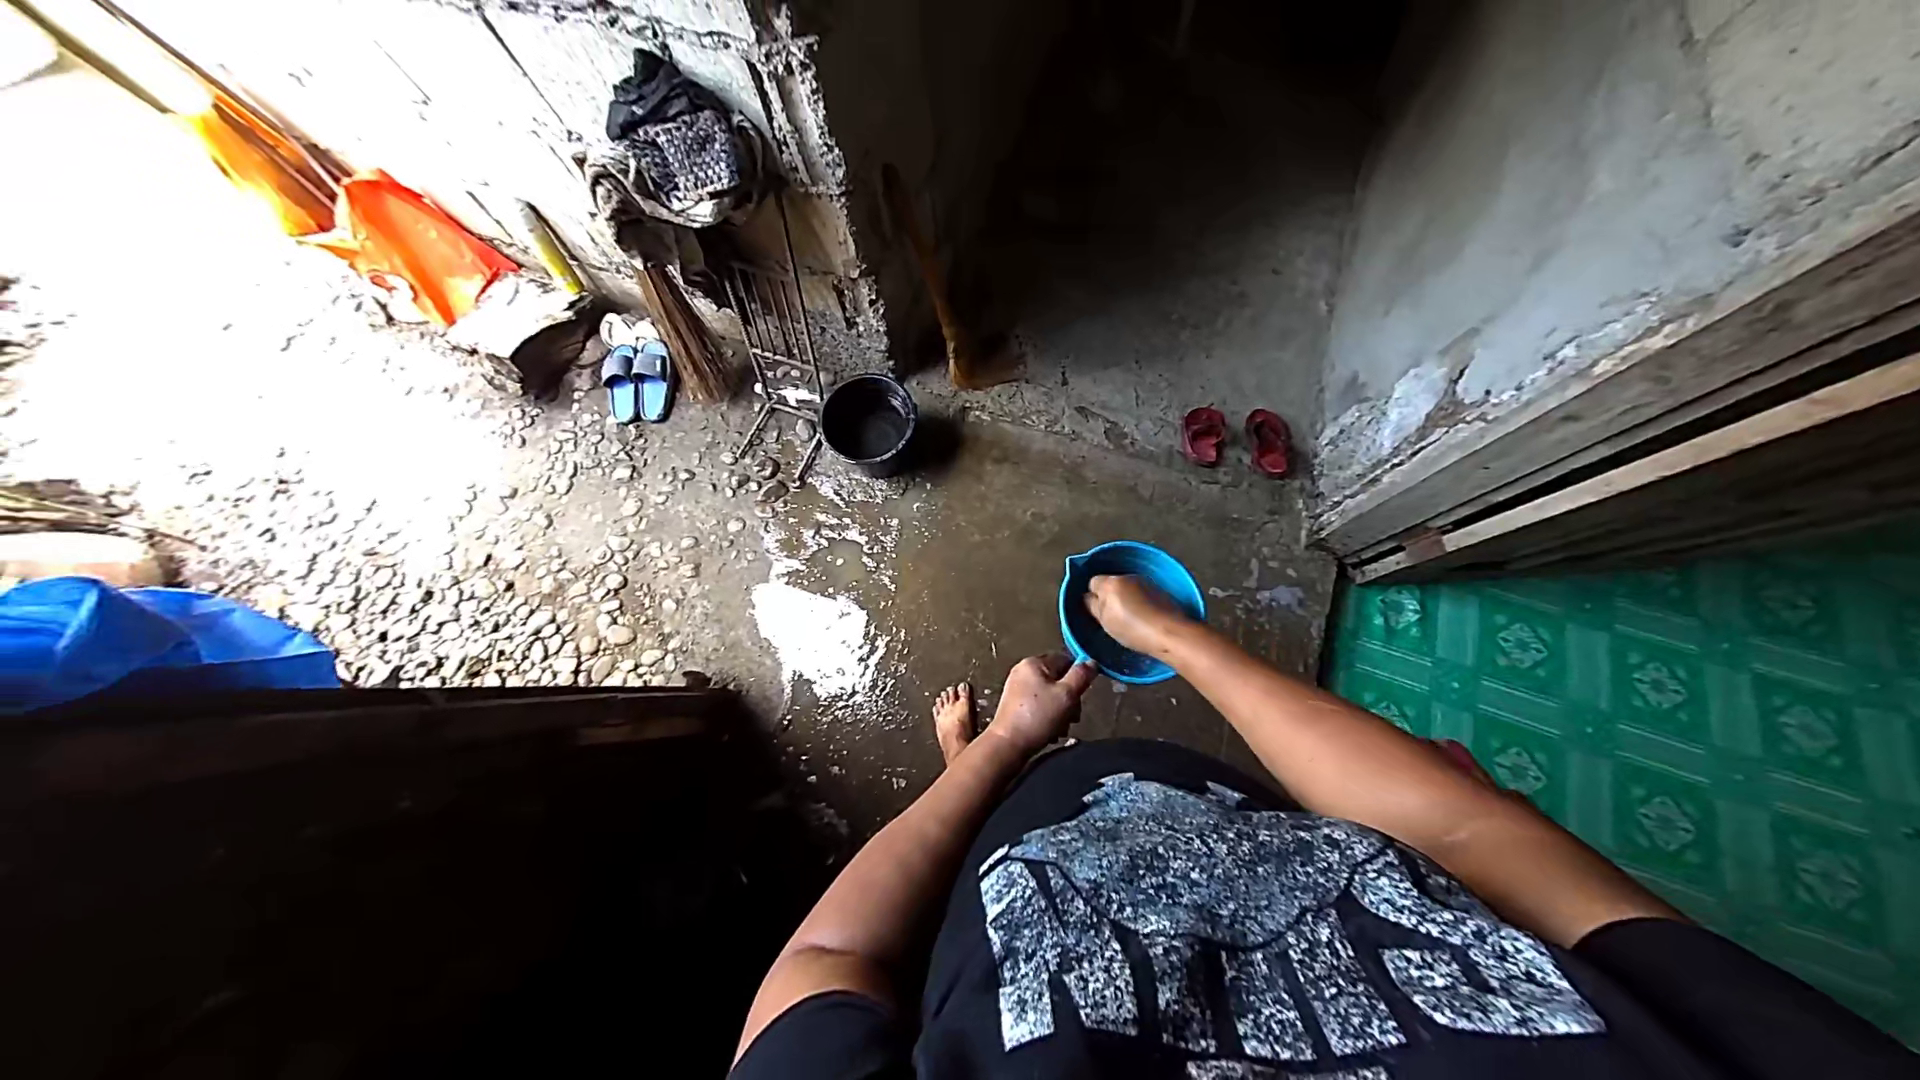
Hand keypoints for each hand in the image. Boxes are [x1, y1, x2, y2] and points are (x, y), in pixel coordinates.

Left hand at [982, 653, 1097, 757]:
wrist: (1009, 746)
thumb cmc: (1038, 717)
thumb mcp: (1067, 694)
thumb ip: (1081, 675)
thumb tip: (1091, 661)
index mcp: (1033, 663)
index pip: (1065, 660)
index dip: (1078, 677)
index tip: (1080, 696)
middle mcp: (1023, 672)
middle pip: (1059, 680)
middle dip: (1069, 701)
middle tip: (1071, 717)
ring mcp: (1017, 689)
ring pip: (1051, 697)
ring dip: (1061, 713)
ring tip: (1059, 729)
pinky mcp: (1015, 707)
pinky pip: (1039, 707)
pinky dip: (1048, 719)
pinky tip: (1049, 732)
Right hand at [1084, 574, 1191, 657]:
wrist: (1171, 632)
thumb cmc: (1133, 628)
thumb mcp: (1105, 621)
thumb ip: (1092, 606)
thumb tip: (1088, 598)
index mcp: (1109, 582)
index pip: (1092, 582)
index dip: (1093, 596)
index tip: (1097, 612)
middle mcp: (1127, 576)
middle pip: (1111, 583)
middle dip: (1110, 596)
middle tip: (1114, 617)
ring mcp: (1146, 581)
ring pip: (1128, 588)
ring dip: (1127, 598)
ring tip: (1132, 619)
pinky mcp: (1160, 590)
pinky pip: (1142, 593)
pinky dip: (1141, 602)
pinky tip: (1145, 617)